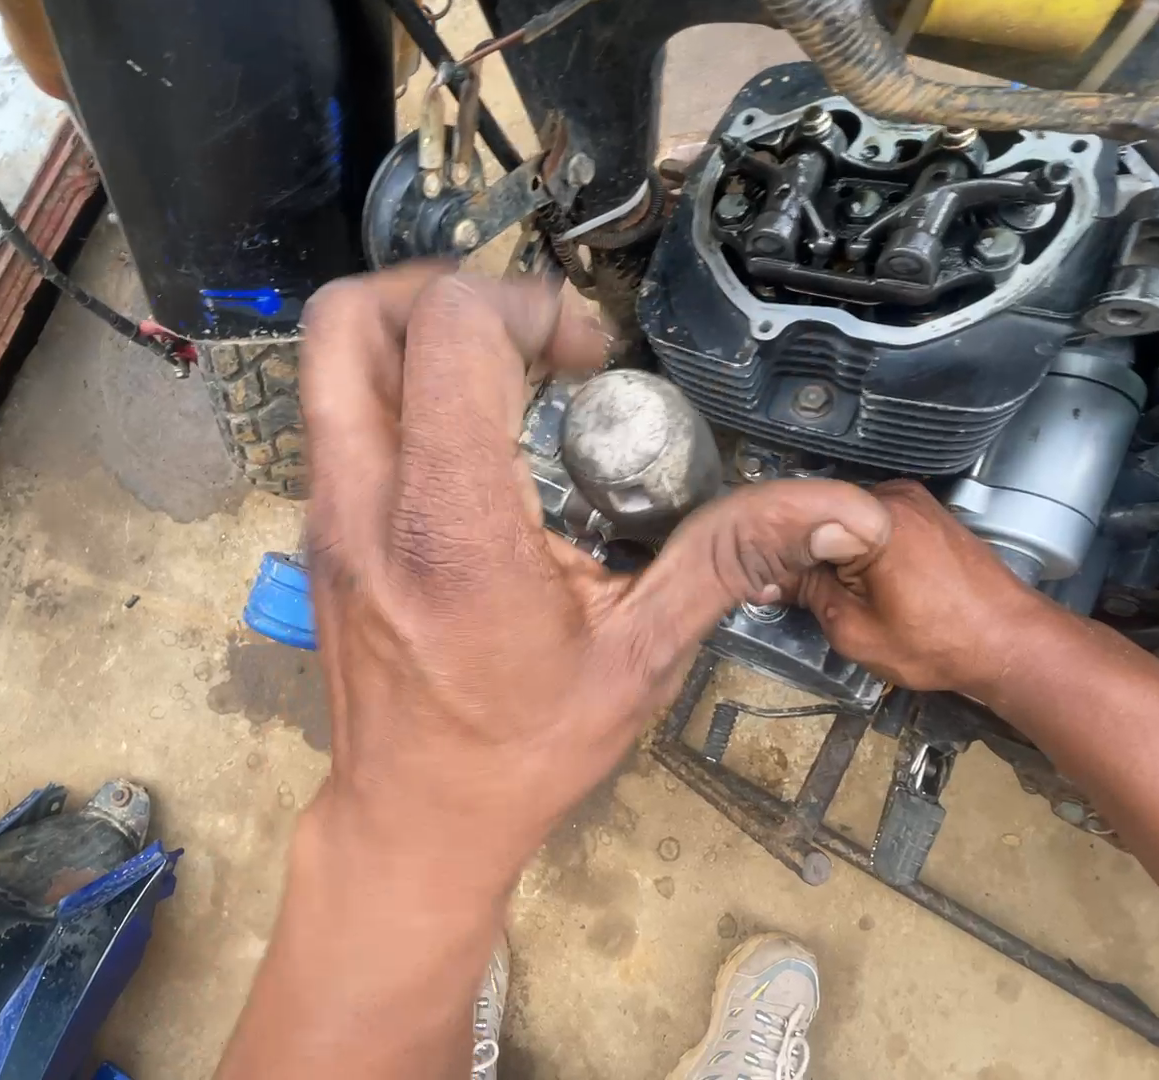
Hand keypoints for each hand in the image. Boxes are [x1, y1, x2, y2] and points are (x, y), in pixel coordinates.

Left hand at [298, 265, 891, 890]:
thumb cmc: (522, 751)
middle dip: (446, 291)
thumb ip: (727, 562)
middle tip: (523, 336)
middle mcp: (367, 505)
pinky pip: (335, 411)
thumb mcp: (638, 660)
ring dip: (412, 330)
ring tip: (493, 369)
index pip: (453, 337)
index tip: (586, 358)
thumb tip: (840, 512)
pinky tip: (463, 435)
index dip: (528, 307)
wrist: (413, 818)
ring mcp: (326, 514)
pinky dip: (396, 384)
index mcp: (452, 530)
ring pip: (329, 357)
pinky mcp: (319, 528)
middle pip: (353, 319)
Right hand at [798, 480, 1068, 695]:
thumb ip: (809, 595)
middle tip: (801, 586)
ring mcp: (917, 502)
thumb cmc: (943, 643)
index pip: (801, 521)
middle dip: (809, 548)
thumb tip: (778, 578)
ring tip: (834, 584)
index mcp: (876, 519)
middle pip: (825, 514)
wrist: (1014, 645)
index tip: (777, 579)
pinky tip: (864, 577)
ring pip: (848, 518)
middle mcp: (897, 497)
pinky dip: (862, 545)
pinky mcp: (929, 514)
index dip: (784, 552)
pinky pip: (876, 522)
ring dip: (836, 547)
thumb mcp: (855, 631)